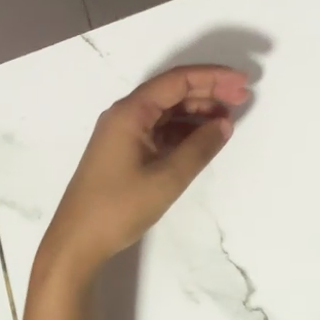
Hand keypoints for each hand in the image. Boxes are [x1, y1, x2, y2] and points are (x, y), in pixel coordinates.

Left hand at [40, 64, 250, 271]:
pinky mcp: (124, 150)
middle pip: (172, 91)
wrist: (76, 242)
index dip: (213, 77)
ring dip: (198, 111)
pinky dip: (184, 130)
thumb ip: (200, 148)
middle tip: (243, 97)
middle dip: (209, 91)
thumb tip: (225, 124)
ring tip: (228, 120)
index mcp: (130, 112)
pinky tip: (204, 139)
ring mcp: (123, 133)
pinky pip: (160, 129)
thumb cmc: (119, 207)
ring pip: (167, 110)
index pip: (177, 81)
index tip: (243, 82)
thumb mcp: (167, 178)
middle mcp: (125, 115)